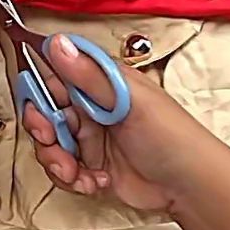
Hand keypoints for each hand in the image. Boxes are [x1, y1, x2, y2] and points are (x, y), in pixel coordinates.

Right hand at [24, 34, 229, 212]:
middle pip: (46, 113)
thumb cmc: (171, 136)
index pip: (56, 77)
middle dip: (43, 131)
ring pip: (52, 145)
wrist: (189, 186)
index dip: (40, 93)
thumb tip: (58, 43)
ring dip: (57, 161)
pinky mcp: (92, 167)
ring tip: (77, 173)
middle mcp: (93, 108)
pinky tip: (95, 183)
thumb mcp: (130, 101)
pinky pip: (64, 171)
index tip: (42, 110)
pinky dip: (72, 180)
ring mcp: (92, 139)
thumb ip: (90, 76)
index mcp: (102, 84)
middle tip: (53, 142)